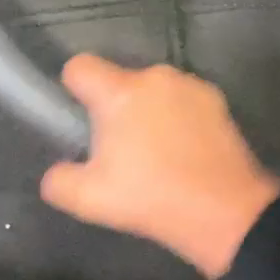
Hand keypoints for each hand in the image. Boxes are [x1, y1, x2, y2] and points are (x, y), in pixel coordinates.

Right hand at [40, 55, 279, 278]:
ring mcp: (187, 84)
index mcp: (119, 92)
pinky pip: (183, 99)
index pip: (80, 66)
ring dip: (148, 110)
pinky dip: (179, 116)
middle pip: (119, 81)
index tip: (80, 116)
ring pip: (152, 89)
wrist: (227, 213)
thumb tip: (53, 173)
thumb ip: (60, 181)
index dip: (73, 87)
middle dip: (115, 107)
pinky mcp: (215, 98)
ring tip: (158, 153)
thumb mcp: (92, 200)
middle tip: (121, 150)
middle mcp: (153, 77)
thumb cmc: (153, 199)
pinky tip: (186, 151)